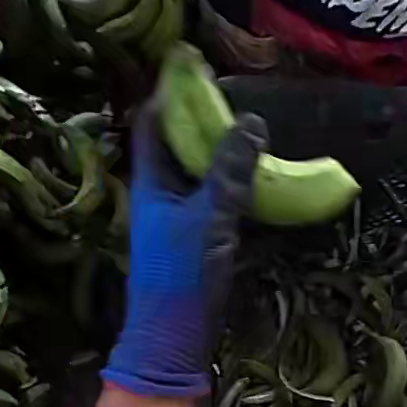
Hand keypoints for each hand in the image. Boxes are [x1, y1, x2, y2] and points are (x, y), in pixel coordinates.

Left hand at [101, 103, 265, 397]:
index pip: (152, 124)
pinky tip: (256, 183)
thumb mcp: (210, 218)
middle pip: (177, 147)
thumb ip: (230, 171)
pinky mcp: (195, 243)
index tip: (197, 70)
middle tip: (239, 102)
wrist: (174, 336)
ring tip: (253, 136)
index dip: (170, 94)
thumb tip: (252, 121)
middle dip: (203, 123)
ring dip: (220, 157)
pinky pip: (213, 203)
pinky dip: (231, 189)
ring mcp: (177, 221)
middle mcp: (160, 196)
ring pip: (197, 176)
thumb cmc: (183, 274)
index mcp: (151, 182)